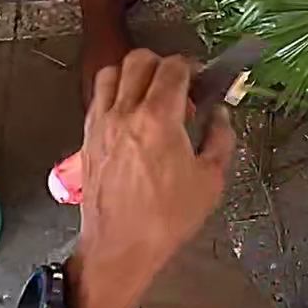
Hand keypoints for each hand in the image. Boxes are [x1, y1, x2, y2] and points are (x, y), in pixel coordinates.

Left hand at [72, 49, 235, 307]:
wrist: (120, 247)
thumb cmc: (166, 218)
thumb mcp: (211, 180)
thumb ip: (220, 138)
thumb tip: (220, 115)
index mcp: (159, 119)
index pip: (173, 68)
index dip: (192, 67)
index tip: (202, 80)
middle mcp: (125, 112)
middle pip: (140, 60)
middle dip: (164, 65)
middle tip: (179, 88)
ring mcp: (101, 123)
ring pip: (112, 72)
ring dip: (135, 74)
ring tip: (151, 96)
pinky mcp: (87, 136)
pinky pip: (98, 97)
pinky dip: (115, 93)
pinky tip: (131, 114)